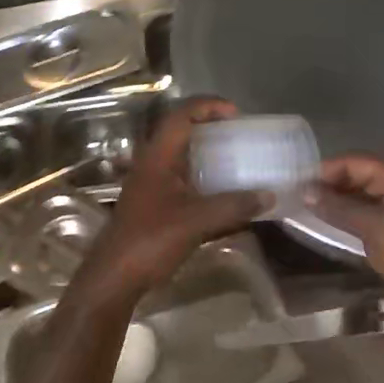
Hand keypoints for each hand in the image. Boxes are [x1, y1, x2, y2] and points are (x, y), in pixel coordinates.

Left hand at [80, 97, 267, 302]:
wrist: (115, 276)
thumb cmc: (150, 241)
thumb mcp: (196, 221)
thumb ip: (233, 206)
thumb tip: (269, 196)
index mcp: (157, 157)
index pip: (181, 115)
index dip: (208, 106)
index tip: (236, 114)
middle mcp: (151, 165)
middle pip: (181, 133)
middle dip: (210, 129)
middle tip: (240, 135)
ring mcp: (150, 185)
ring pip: (181, 159)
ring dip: (206, 155)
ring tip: (236, 160)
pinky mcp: (153, 205)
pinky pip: (181, 181)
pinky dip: (202, 180)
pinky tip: (222, 194)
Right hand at [304, 153, 383, 337]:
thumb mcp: (376, 229)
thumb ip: (339, 207)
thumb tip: (304, 191)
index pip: (353, 161)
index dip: (322, 172)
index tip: (292, 187)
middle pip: (357, 176)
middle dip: (328, 187)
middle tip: (293, 202)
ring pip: (362, 197)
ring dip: (337, 205)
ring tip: (304, 215)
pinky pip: (370, 216)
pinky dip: (350, 220)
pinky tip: (329, 229)